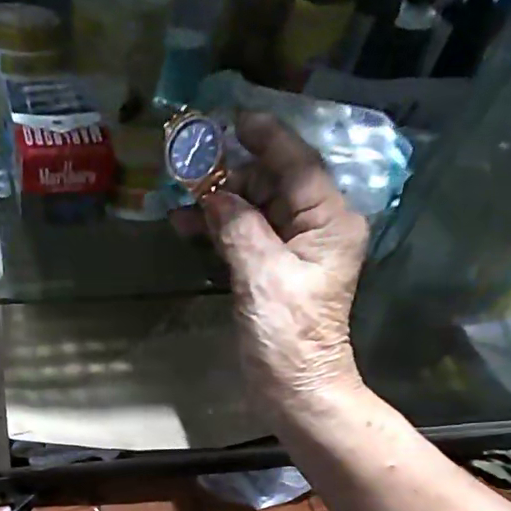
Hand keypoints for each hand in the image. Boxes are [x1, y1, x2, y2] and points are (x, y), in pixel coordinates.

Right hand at [202, 114, 369, 412]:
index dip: (266, 139)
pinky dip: (221, 230)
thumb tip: (213, 193)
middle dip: (233, 174)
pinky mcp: (273, 273)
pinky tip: (192, 226)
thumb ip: (238, 228)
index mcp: (329, 221)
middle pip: (273, 184)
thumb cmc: (288, 336)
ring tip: (181, 201)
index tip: (233, 119)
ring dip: (221, 203)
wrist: (295, 390)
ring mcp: (294, 252)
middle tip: (190, 168)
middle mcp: (316, 228)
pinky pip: (247, 237)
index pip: (298, 164)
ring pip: (256, 210)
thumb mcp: (262, 277)